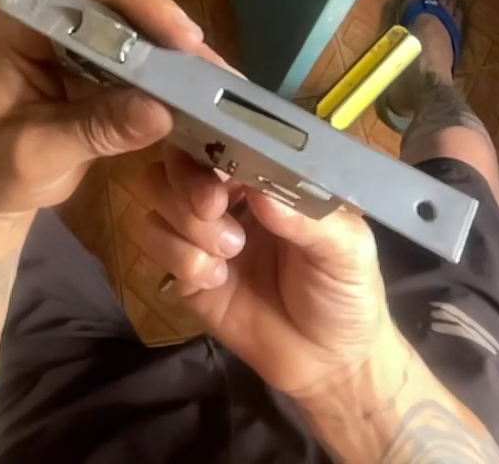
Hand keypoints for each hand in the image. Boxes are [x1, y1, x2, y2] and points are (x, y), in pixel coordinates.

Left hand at [0, 0, 200, 217]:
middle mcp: (55, 25)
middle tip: (210, 64)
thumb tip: (161, 110)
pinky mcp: (100, 72)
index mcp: (22, 27)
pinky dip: (172, 81)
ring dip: (178, 58)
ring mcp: (80, 47)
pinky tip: (204, 100)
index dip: (135, 7)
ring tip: (221, 84)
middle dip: (167, 31)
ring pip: (138, 34)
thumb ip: (94, 129)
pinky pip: (142, 65)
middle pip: (120, 8)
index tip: (180, 37)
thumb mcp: (35, 153)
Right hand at [134, 150, 403, 399]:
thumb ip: (309, 219)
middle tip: (216, 211)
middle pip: (174, 157)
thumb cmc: (345, 291)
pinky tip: (215, 280)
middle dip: (187, 184)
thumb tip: (263, 193)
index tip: (221, 176)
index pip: (221, 133)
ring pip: (153, 193)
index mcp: (264, 171)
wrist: (328, 364)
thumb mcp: (348, 250)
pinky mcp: (180, 265)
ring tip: (228, 256)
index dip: (208, 143)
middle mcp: (226, 189)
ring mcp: (199, 226)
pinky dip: (178, 258)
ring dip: (184, 224)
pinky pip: (150, 240)